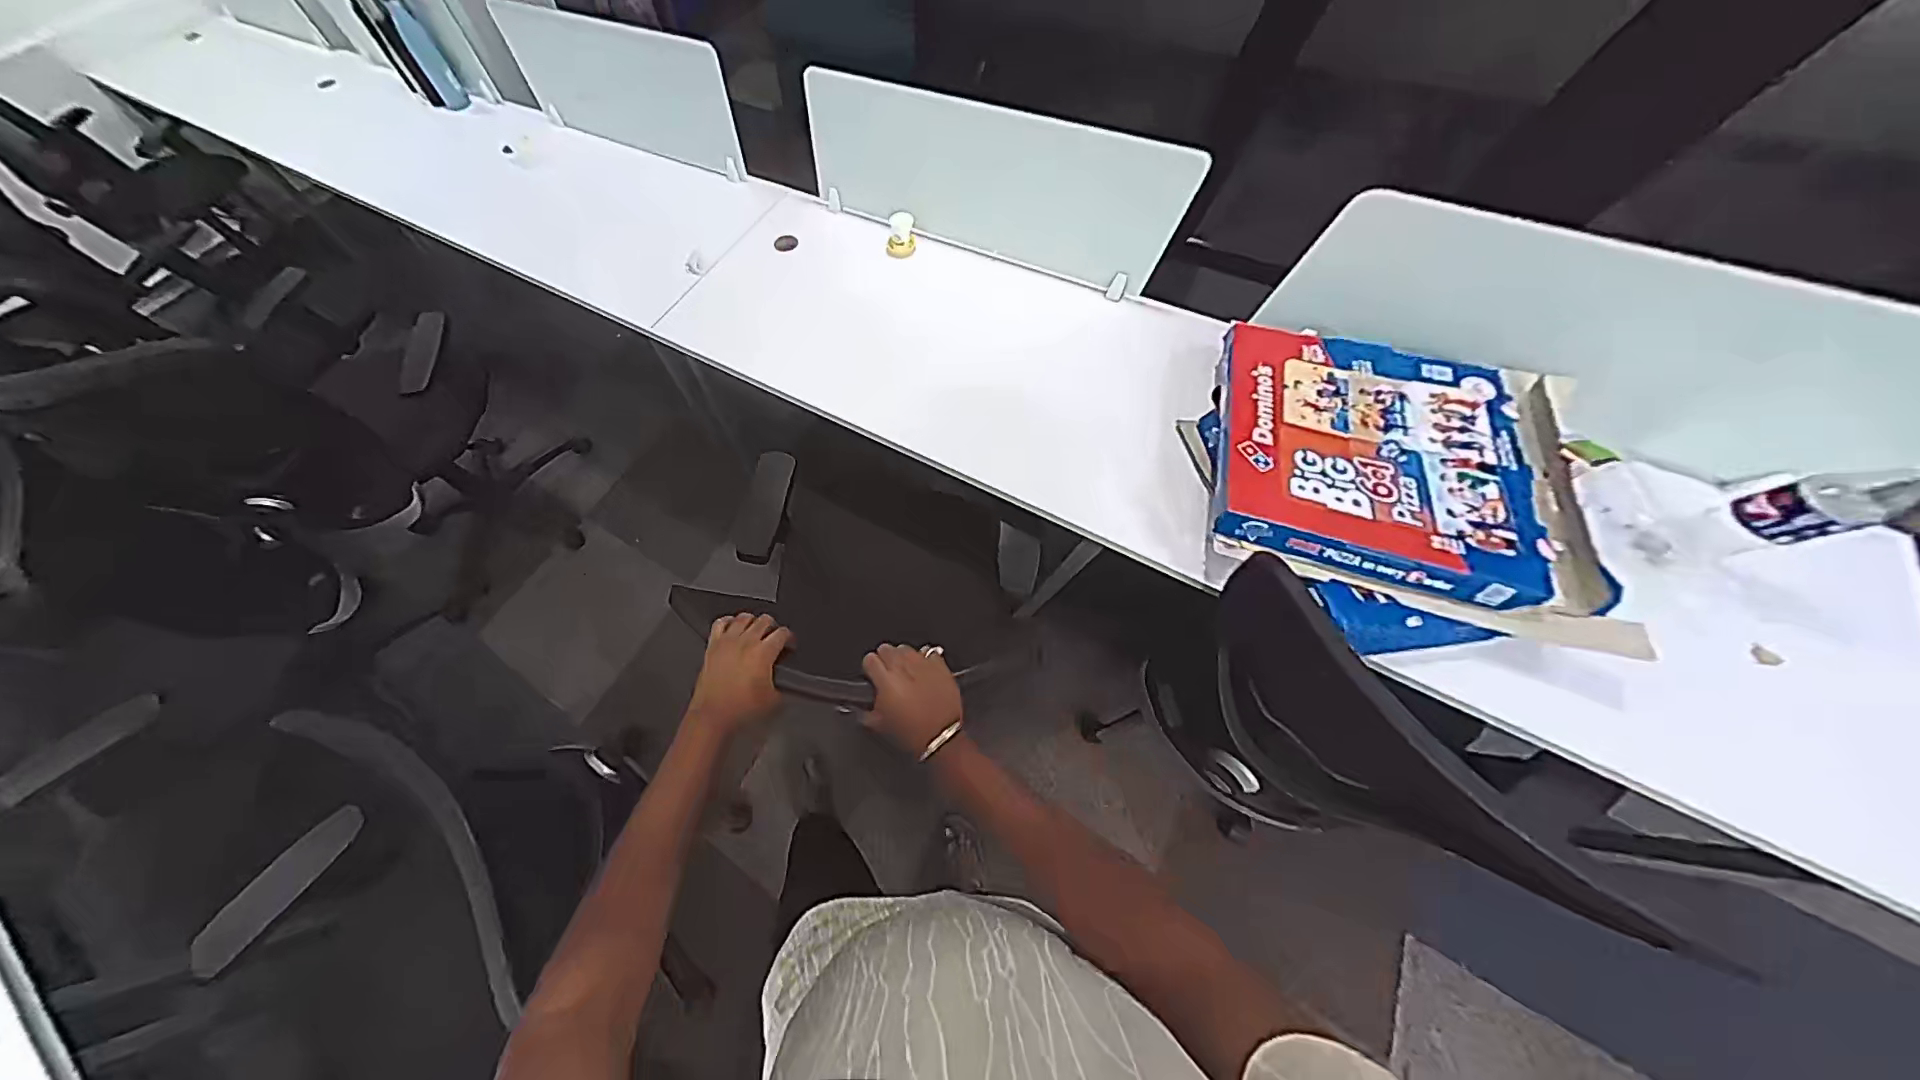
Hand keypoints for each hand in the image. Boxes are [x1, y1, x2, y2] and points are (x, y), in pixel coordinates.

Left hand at [686, 613, 792, 737]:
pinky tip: (733, 628)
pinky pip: (721, 622)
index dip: (790, 638)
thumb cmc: (741, 709)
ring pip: (744, 617)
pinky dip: (729, 621)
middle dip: (773, 627)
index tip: (790, 644)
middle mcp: (746, 642)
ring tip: (756, 630)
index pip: (783, 633)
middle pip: (765, 620)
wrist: (713, 715)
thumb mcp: (774, 700)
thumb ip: (783, 684)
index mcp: (763, 652)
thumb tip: (785, 681)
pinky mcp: (712, 646)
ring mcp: (727, 641)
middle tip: (774, 637)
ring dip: (753, 622)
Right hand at [861, 644, 962, 757]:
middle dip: (885, 659)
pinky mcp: (940, 666)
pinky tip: (924, 671)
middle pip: (886, 649)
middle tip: (888, 673)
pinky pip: (928, 653)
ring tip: (906, 671)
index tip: (872, 675)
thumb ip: (867, 711)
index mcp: (886, 680)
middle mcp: (903, 667)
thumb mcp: (880, 725)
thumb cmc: (911, 733)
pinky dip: (924, 660)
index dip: (869, 668)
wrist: (942, 736)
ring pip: (906, 648)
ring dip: (903, 657)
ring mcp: (923, 664)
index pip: (869, 660)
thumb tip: (863, 706)